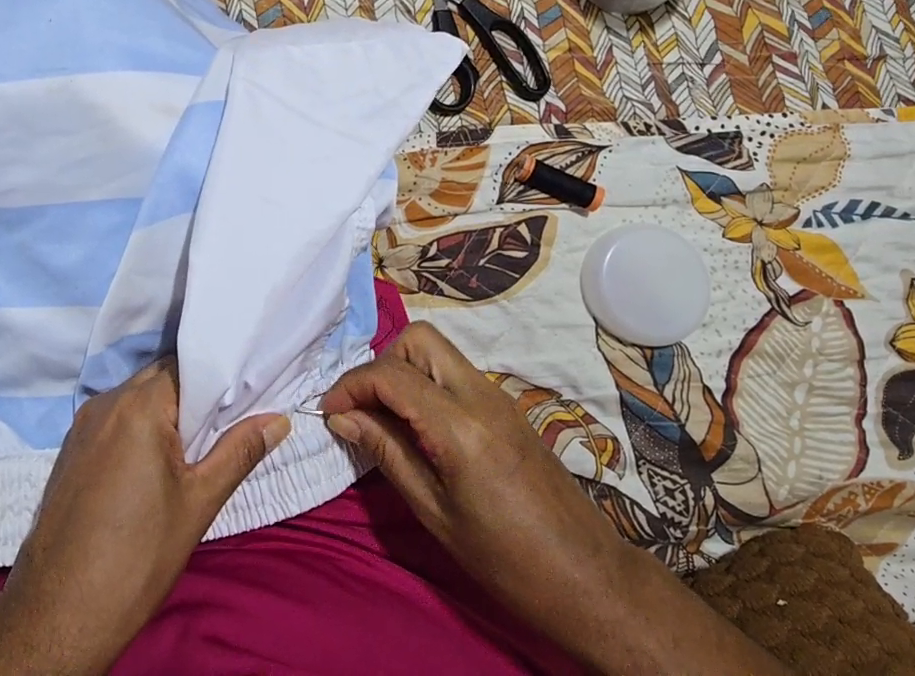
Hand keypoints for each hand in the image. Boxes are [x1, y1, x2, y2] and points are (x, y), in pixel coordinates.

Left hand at [0, 357, 288, 675]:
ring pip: (136, 401)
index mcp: (137, 406)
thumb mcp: (199, 502)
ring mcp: (82, 427)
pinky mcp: (70, 451)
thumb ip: (239, 452)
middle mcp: (104, 404)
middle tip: (230, 424)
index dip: (219, 378)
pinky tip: (160, 464)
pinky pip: (115, 422)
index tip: (248, 396)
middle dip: (195, 397)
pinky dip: (141, 430)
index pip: (186, 366)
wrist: (60, 614)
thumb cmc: (138, 556)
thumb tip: (279, 420)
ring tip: (199, 447)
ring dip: (167, 414)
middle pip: (160, 379)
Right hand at [321, 322, 787, 674]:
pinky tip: (415, 426)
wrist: (585, 576)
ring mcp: (499, 397)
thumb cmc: (504, 558)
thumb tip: (342, 417)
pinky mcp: (507, 408)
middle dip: (380, 363)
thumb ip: (387, 452)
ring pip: (438, 351)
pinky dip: (425, 383)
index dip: (351, 386)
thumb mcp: (434, 511)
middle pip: (419, 339)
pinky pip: (455, 374)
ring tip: (382, 419)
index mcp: (460, 425)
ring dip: (402, 370)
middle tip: (362, 409)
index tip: (328, 413)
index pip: (392, 374)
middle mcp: (481, 395)